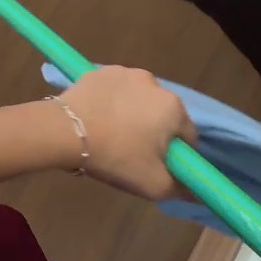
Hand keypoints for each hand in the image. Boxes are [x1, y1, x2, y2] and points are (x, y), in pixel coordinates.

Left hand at [50, 66, 195, 199]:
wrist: (66, 131)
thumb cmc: (117, 156)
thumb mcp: (156, 185)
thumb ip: (183, 188)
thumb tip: (194, 189)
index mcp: (172, 106)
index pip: (186, 135)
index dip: (176, 154)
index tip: (158, 165)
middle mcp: (152, 81)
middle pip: (161, 113)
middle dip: (153, 130)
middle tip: (133, 150)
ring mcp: (121, 71)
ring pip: (137, 99)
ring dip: (132, 113)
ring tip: (111, 133)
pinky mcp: (96, 70)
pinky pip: (113, 90)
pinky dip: (111, 101)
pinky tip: (97, 117)